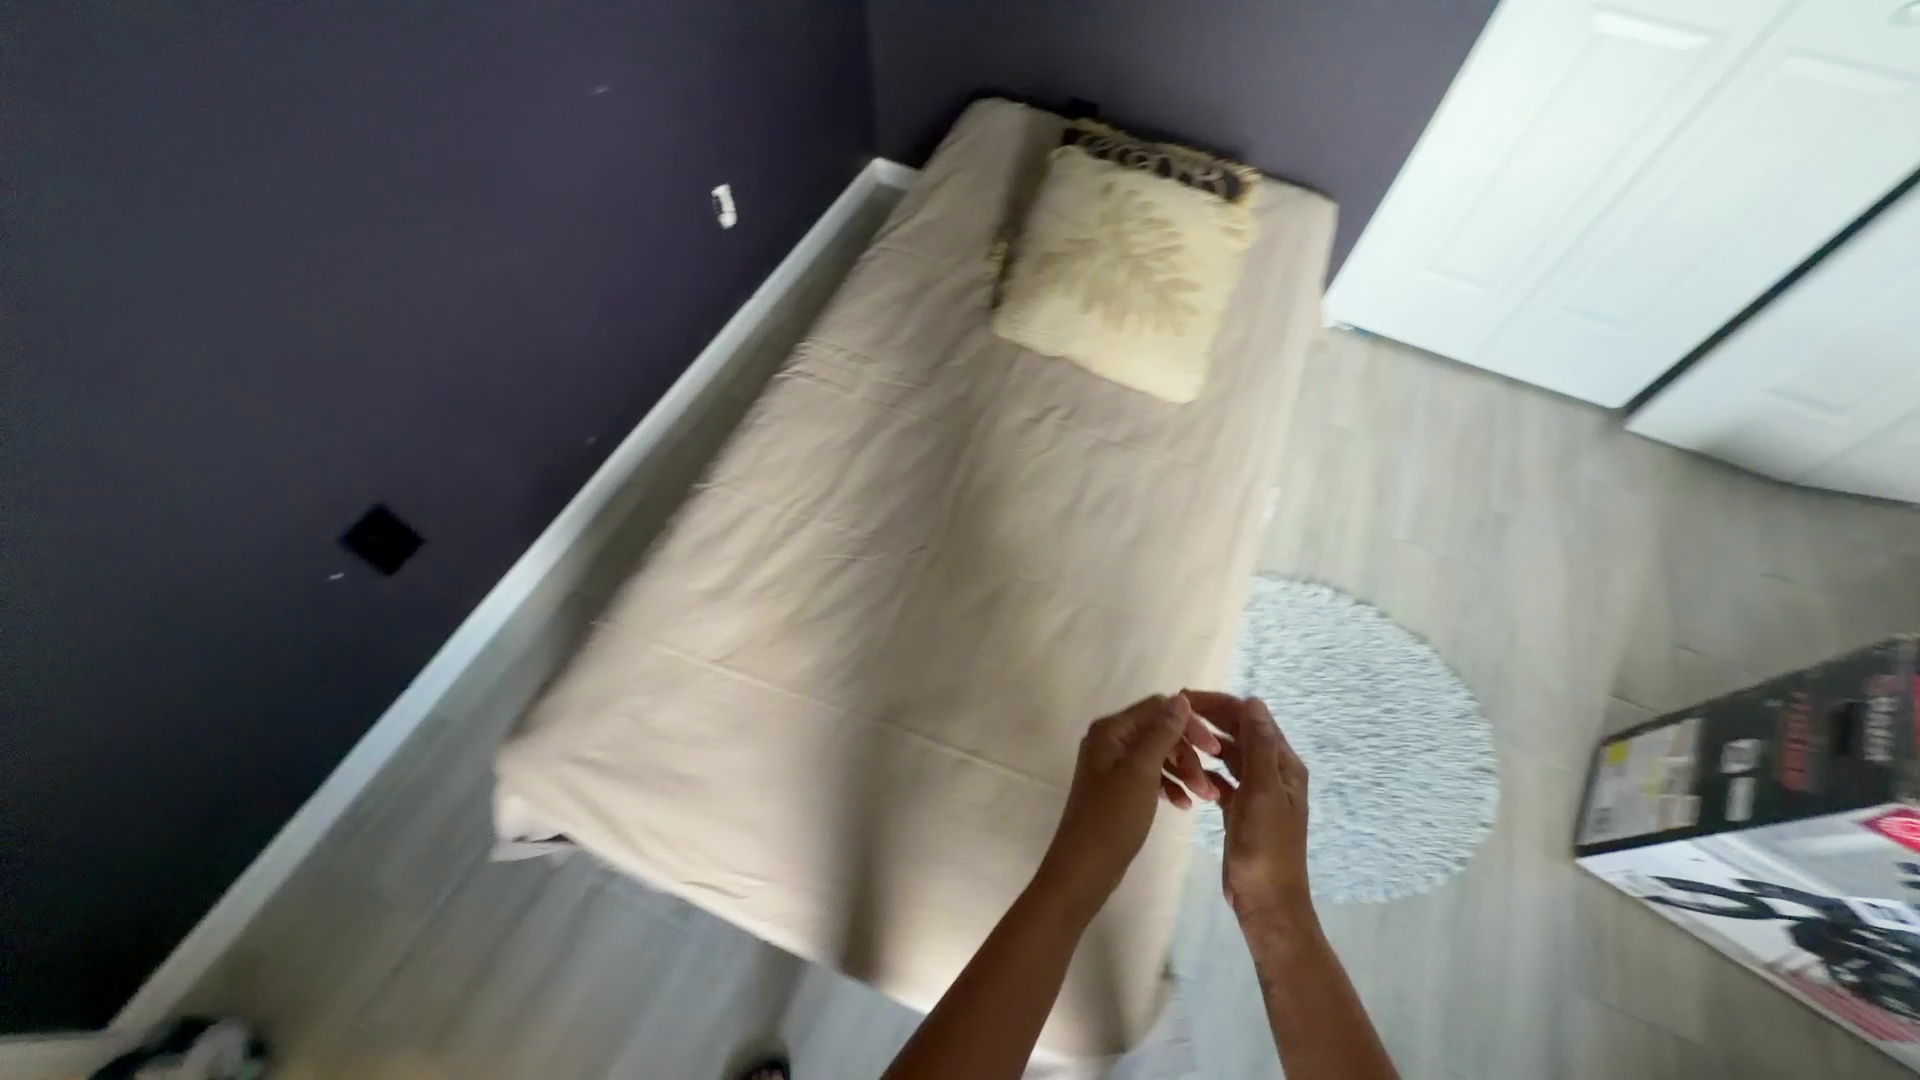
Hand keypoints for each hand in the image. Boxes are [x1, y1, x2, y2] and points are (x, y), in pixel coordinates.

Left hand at [1036, 694, 1222, 907]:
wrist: (1085, 865)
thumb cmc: (1113, 816)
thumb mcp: (1142, 771)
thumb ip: (1161, 733)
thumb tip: (1180, 698)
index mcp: (1111, 730)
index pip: (1158, 708)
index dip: (1189, 724)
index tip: (1215, 750)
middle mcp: (1109, 740)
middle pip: (1159, 731)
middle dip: (1188, 753)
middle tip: (1210, 782)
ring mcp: (1113, 765)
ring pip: (1158, 755)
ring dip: (1184, 771)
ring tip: (1205, 797)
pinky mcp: (1118, 788)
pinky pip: (1150, 776)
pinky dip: (1170, 786)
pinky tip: (1184, 805)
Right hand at [1188, 692, 1314, 931]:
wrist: (1265, 902)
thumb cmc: (1266, 847)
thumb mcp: (1261, 793)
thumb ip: (1257, 747)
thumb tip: (1253, 701)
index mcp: (1283, 765)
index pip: (1250, 719)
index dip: (1220, 704)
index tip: (1185, 699)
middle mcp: (1272, 772)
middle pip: (1238, 734)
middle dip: (1209, 722)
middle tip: (1172, 717)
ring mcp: (1256, 791)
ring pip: (1227, 756)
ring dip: (1205, 747)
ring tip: (1175, 740)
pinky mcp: (1239, 809)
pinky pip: (1220, 779)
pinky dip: (1205, 773)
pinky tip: (1186, 772)